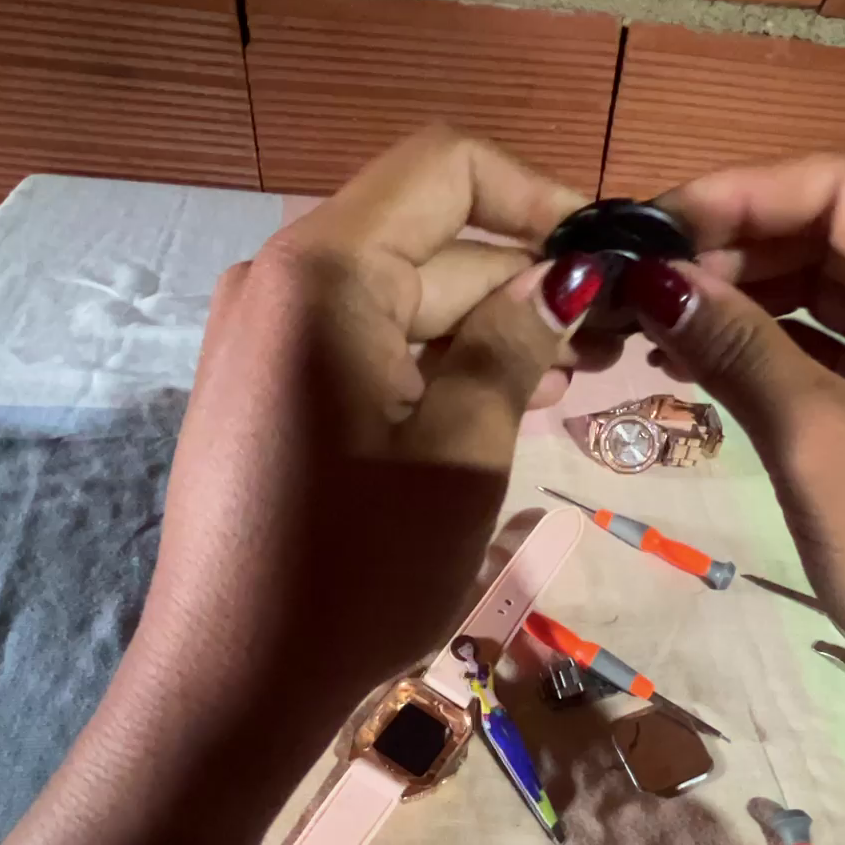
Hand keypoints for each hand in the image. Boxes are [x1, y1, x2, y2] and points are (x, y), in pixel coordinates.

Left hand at [140, 127, 610, 700]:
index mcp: (325, 272)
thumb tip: (564, 275)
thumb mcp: (463, 447)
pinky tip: (500, 399)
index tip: (600, 259)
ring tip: (569, 377)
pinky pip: (369, 346)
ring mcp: (268, 336)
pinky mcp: (271, 388)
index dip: (538, 198)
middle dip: (523, 281)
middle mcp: (282, 280)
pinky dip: (437, 362)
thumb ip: (514, 340)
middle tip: (607, 341)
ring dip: (488, 328)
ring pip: (403, 299)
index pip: (446, 168)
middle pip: (429, 242)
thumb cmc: (359, 568)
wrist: (237, 677)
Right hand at [623, 155, 844, 719]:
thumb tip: (646, 276)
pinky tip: (704, 353)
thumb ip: (733, 343)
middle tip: (641, 282)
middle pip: (842, 230)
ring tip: (656, 319)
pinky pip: (842, 341)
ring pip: (835, 286)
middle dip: (737, 249)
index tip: (646, 229)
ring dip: (748, 298)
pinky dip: (775, 344)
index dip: (739, 196)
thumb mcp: (817, 439)